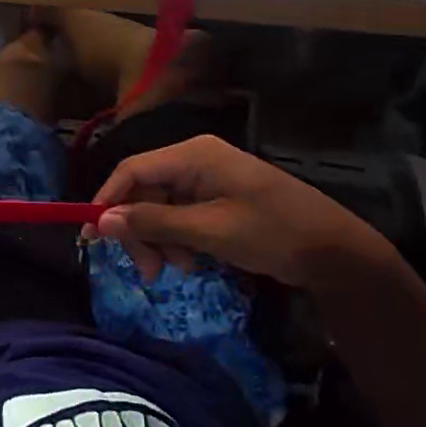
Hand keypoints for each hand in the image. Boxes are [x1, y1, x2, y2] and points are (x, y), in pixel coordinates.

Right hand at [89, 134, 407, 287]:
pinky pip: (182, 216)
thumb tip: (102, 221)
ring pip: (161, 208)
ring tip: (177, 269)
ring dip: (160, 240)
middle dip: (140, 231)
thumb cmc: (271, 232)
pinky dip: (179, 240)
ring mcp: (208, 180)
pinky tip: (192, 262)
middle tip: (147, 271)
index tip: (93, 238)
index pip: (132, 170)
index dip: (108, 201)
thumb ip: (154, 223)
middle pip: (145, 192)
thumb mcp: (208, 230)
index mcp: (193, 155)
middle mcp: (196, 160)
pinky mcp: (218, 199)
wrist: (333, 250)